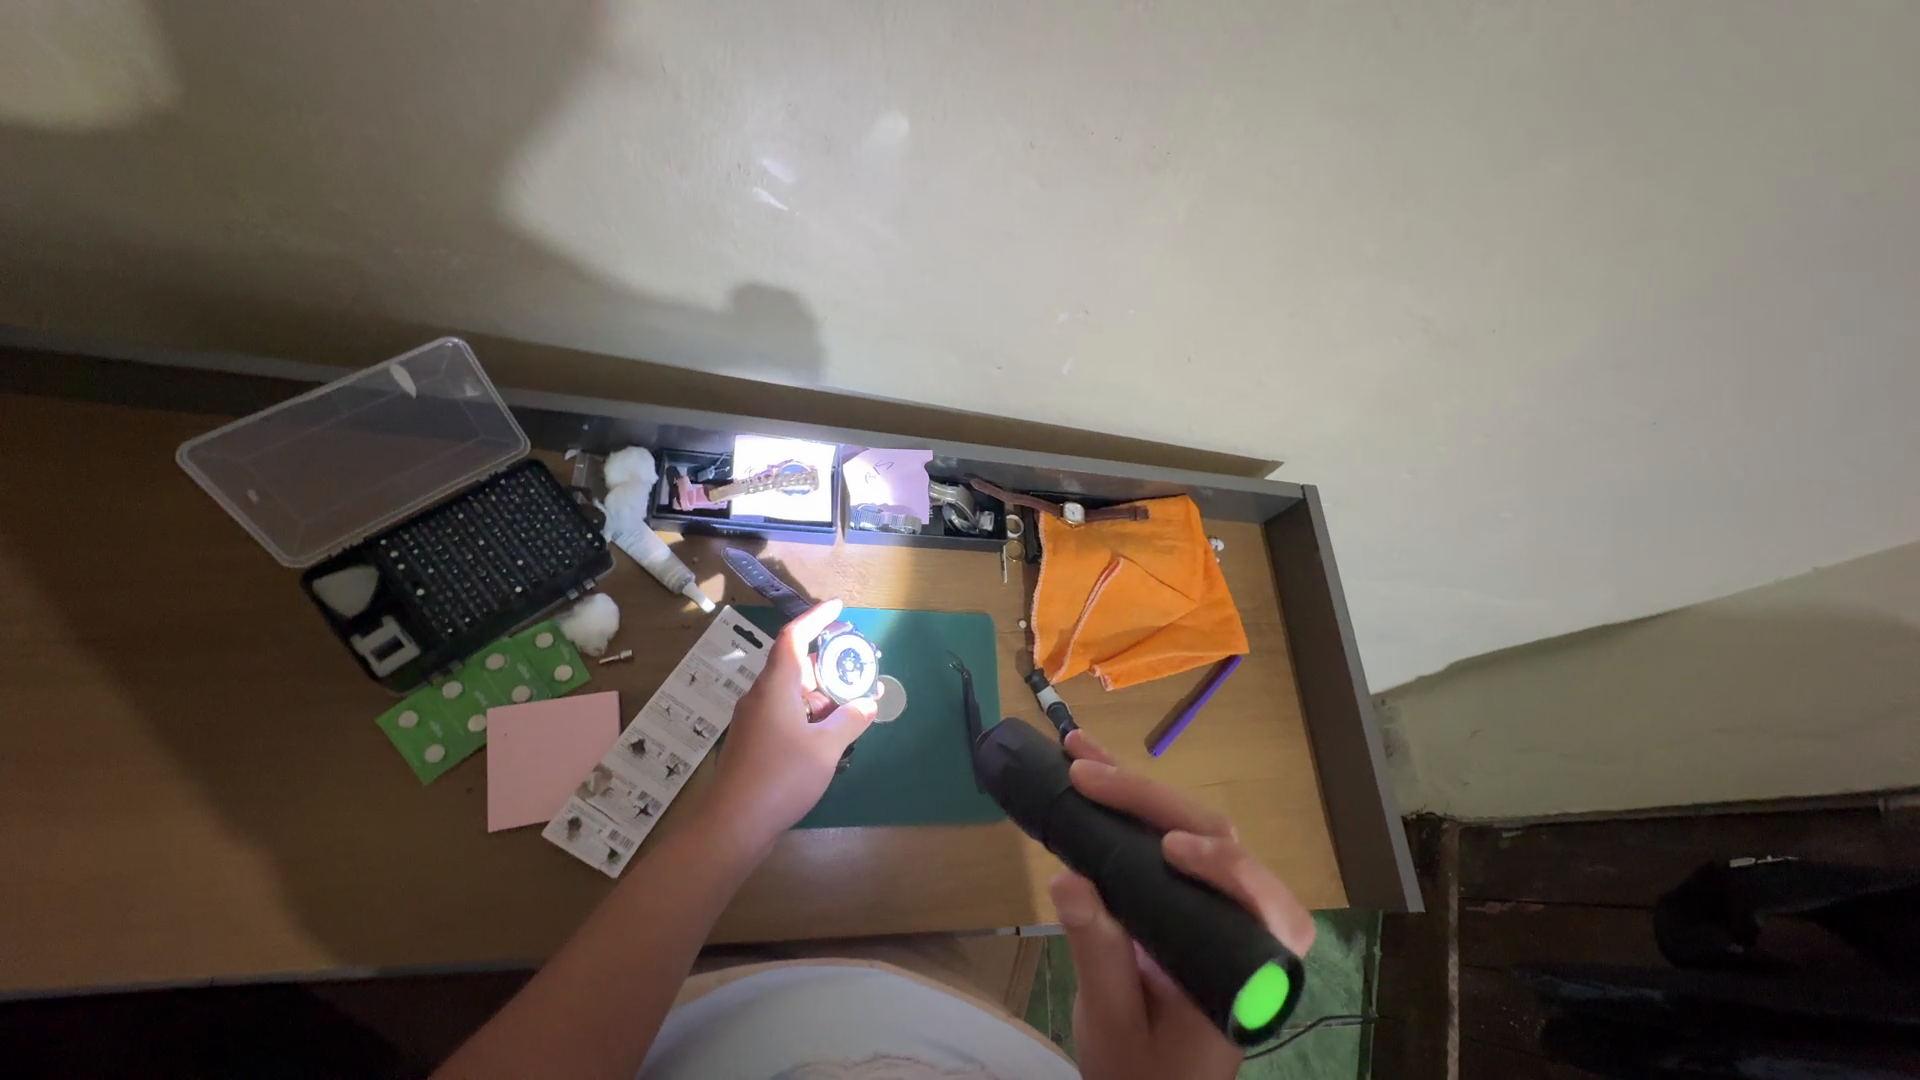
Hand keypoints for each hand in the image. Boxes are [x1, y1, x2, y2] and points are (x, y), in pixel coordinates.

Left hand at [710, 600, 877, 845]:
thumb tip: (869, 703)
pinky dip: (807, 714)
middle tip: (856, 666)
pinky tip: (827, 735)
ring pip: (790, 692)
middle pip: (794, 664)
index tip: (839, 607)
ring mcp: (754, 720)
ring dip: (819, 693)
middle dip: (826, 662)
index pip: (794, 636)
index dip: (816, 618)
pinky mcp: (753, 743)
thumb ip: (850, 720)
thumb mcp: (826, 747)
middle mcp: (761, 696)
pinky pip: (784, 713)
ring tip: (849, 706)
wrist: (733, 823)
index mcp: (776, 686)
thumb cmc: (781, 777)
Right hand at [1049, 729, 1316, 1079]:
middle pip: (1215, 840)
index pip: (1262, 902)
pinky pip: (1155, 832)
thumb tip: (1068, 878)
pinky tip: (1088, 764)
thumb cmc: (1141, 1073)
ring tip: (1079, 754)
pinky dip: (1122, 799)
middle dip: (1150, 802)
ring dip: (1133, 786)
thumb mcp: (1115, 1022)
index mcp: (1247, 967)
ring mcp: (1205, 897)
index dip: (1224, 867)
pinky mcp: (1175, 886)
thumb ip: (1100, 954)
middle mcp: (1236, 921)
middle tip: (1087, 777)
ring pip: (1186, 823)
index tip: (1169, 852)